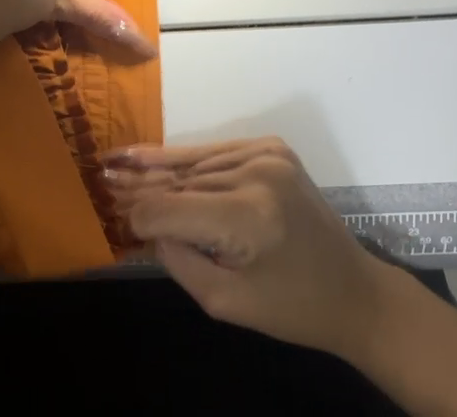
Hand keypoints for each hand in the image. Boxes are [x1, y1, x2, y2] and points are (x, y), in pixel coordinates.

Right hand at [105, 137, 386, 357]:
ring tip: (113, 164)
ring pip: (192, 164)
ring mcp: (266, 155)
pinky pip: (213, 154)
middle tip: (100, 182)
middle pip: (179, 182)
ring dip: (156, 171)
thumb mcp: (225, 301)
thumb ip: (177, 260)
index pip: (169, 209)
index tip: (115, 226)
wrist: (356, 291)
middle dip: (140, 189)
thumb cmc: (292, 308)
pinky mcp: (272, 148)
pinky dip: (184, 161)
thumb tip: (142, 225)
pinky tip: (147, 155)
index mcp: (248, 216)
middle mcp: (257, 173)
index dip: (139, 218)